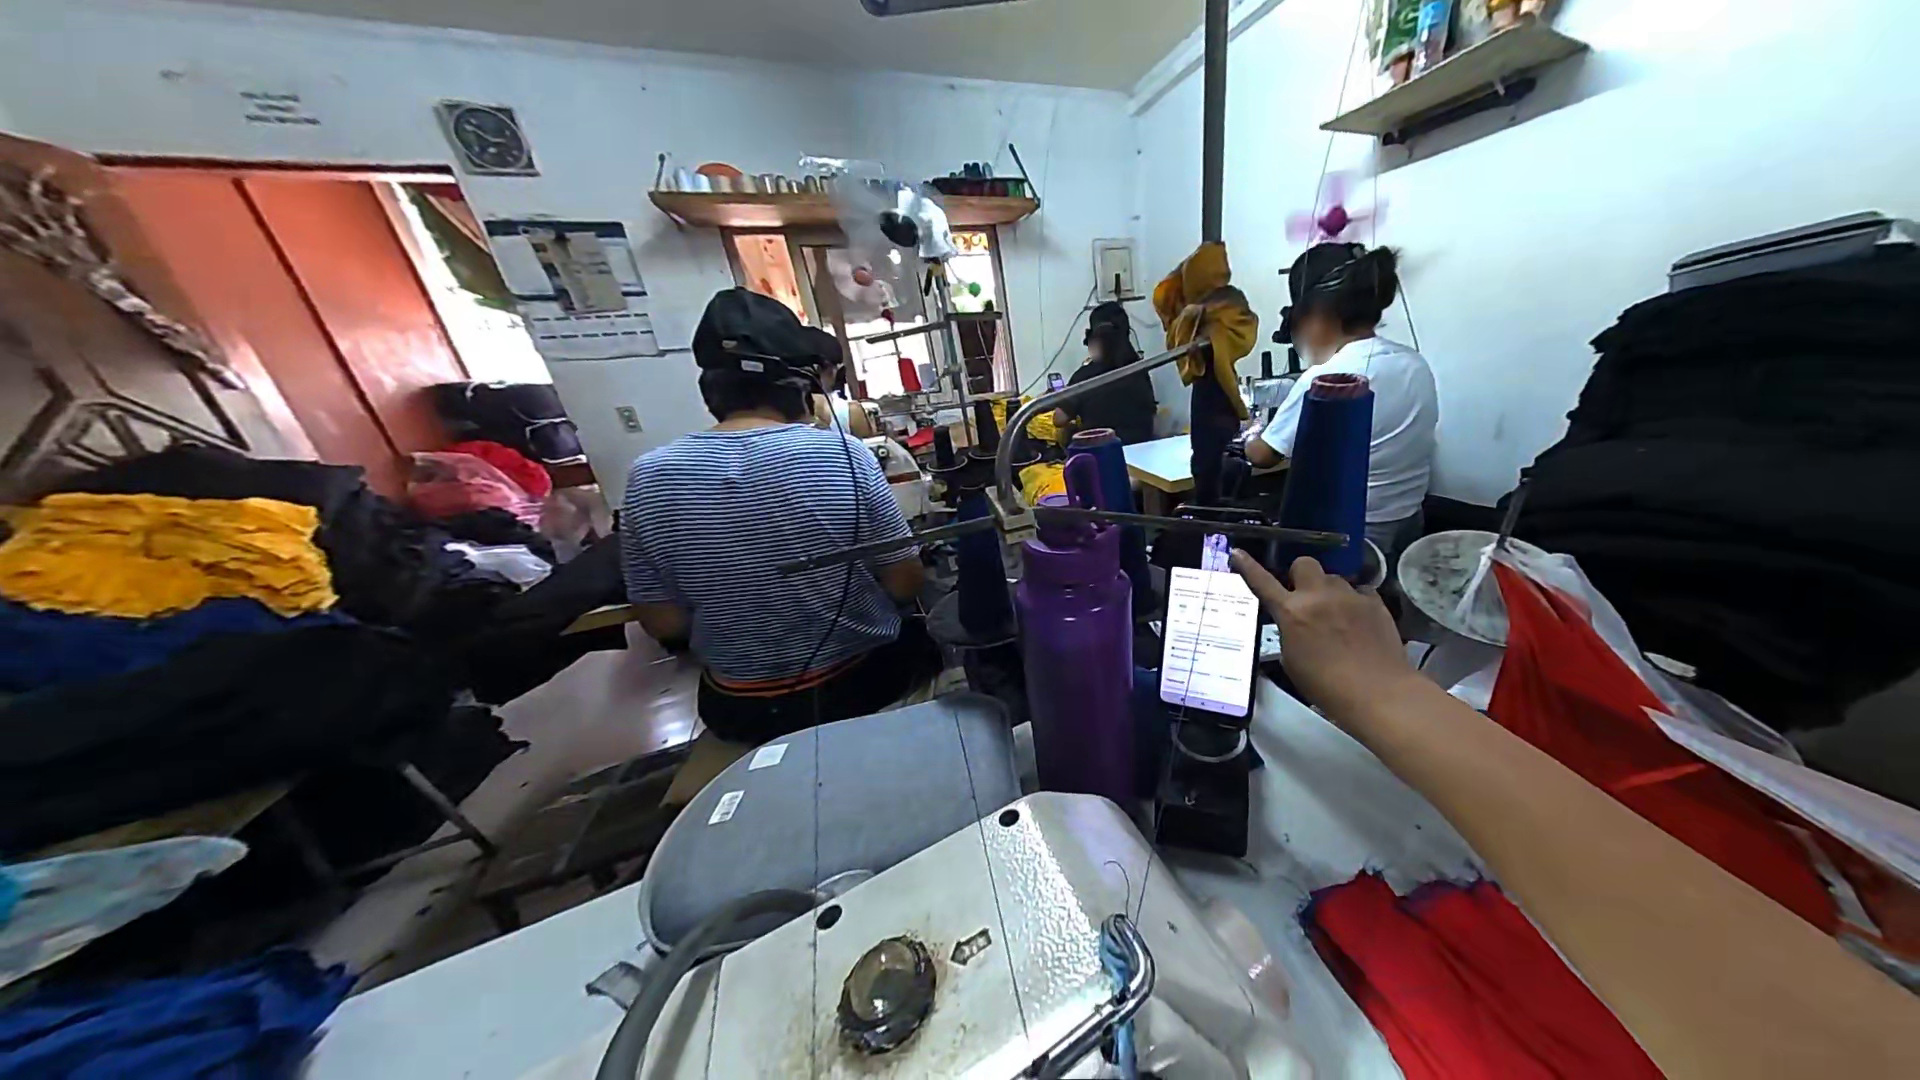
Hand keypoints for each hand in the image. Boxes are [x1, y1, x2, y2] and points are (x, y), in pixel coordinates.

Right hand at [1231, 550, 1413, 719]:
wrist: (1378, 692)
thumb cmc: (1325, 684)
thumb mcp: (1291, 658)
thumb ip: (1289, 631)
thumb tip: (1295, 622)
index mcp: (1291, 612)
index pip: (1262, 582)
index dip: (1247, 566)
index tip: (1238, 552)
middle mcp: (1318, 596)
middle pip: (1304, 563)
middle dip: (1300, 575)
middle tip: (1304, 594)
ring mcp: (1349, 597)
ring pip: (1333, 578)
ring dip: (1329, 591)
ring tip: (1336, 614)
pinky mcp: (1375, 603)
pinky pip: (1360, 591)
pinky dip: (1355, 601)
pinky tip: (1358, 619)